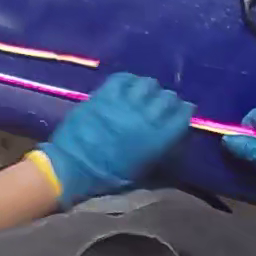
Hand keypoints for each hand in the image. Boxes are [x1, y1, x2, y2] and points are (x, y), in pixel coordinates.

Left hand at [31, 73, 193, 207]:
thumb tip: (173, 142)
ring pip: (147, 83)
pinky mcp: (104, 95)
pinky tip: (126, 86)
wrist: (71, 168)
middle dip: (167, 99)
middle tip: (159, 104)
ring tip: (142, 94)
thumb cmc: (106, 178)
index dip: (184, 111)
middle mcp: (146, 117)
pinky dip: (128, 80)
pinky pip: (122, 78)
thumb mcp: (142, 172)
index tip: (180, 111)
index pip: (183, 114)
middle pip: (167, 97)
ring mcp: (124, 103)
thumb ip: (161, 153)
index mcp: (158, 139)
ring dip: (148, 88)